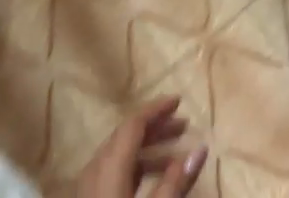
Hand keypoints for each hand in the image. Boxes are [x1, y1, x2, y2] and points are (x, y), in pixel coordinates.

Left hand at [75, 95, 207, 197]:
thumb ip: (176, 182)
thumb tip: (200, 148)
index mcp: (108, 167)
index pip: (133, 125)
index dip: (156, 110)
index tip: (179, 101)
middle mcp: (94, 169)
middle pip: (125, 136)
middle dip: (155, 128)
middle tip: (185, 126)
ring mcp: (88, 187)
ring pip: (119, 155)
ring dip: (148, 149)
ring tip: (177, 155)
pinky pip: (114, 172)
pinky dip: (136, 167)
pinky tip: (156, 180)